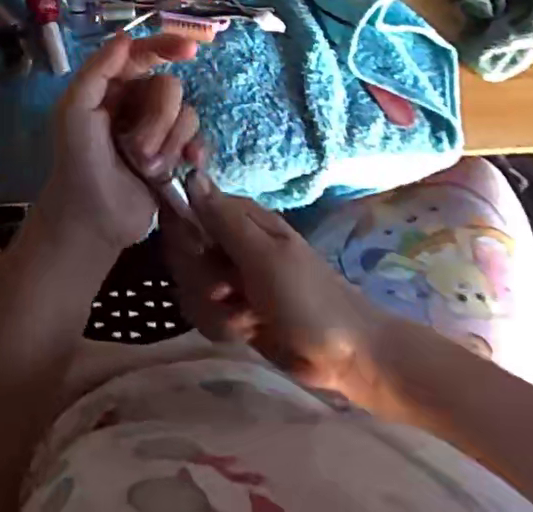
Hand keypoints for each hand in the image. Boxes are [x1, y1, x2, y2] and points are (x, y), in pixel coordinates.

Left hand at [36, 33, 205, 252]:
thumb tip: (126, 37)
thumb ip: (97, 71)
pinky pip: (197, 140)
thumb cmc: (78, 161)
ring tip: (146, 168)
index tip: (190, 49)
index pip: (143, 54)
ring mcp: (158, 129)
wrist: (92, 218)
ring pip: (186, 115)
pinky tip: (186, 166)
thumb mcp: (75, 111)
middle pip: (169, 87)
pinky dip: (192, 152)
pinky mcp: (174, 155)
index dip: (166, 46)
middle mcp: (137, 102)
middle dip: (158, 119)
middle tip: (136, 149)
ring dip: (168, 143)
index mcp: (111, 86)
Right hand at [161, 175, 390, 395]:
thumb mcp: (263, 255)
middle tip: (228, 287)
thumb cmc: (309, 297)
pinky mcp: (231, 311)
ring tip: (246, 315)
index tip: (199, 251)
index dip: (183, 230)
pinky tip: (247, 330)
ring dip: (213, 307)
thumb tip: (190, 174)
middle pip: (183, 252)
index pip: (187, 209)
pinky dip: (222, 325)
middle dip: (201, 276)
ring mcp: (230, 279)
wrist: (349, 358)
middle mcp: (229, 244)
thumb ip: (222, 218)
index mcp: (239, 219)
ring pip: (190, 285)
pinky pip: (203, 313)